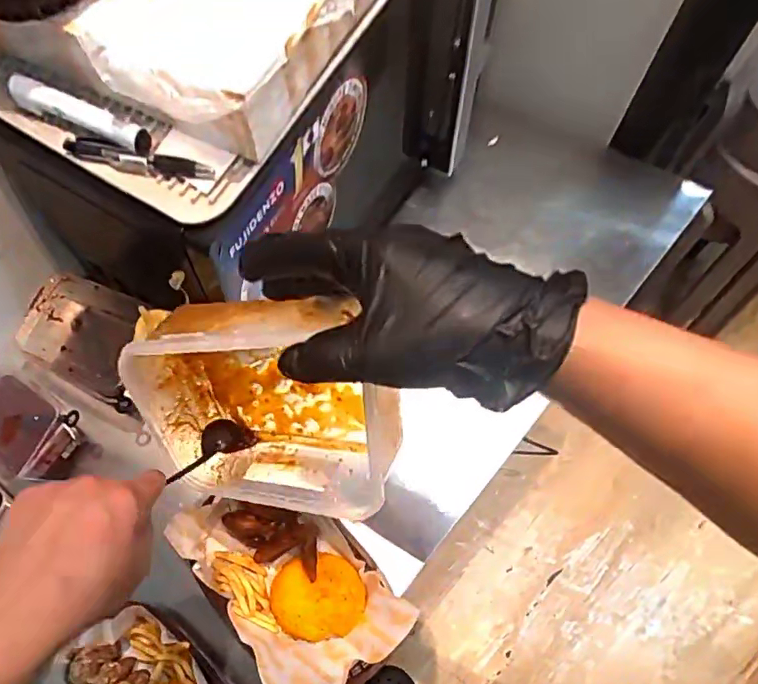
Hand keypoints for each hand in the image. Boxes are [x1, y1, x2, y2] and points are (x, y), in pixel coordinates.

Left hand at [0, 472, 166, 674]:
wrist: (23, 606)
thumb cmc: (90, 595)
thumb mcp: (136, 572)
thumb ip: (140, 535)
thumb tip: (133, 521)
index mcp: (125, 501)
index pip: (150, 481)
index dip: (150, 494)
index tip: (142, 511)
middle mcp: (91, 485)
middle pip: (109, 490)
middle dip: (108, 510)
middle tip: (98, 542)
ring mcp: (55, 488)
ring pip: (76, 496)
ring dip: (78, 512)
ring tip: (62, 547)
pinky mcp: (25, 498)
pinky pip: (48, 503)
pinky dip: (49, 518)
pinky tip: (39, 546)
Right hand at [238, 225, 587, 410]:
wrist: (512, 336)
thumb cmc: (437, 334)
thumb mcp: (371, 351)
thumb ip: (324, 357)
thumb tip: (288, 361)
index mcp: (369, 252)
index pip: (307, 249)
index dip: (272, 258)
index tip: (245, 265)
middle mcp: (389, 249)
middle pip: (330, 259)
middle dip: (296, 276)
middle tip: (268, 291)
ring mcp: (413, 265)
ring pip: (355, 275)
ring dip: (325, 290)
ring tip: (298, 305)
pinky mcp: (430, 286)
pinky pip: (377, 288)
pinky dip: (353, 303)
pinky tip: (347, 322)